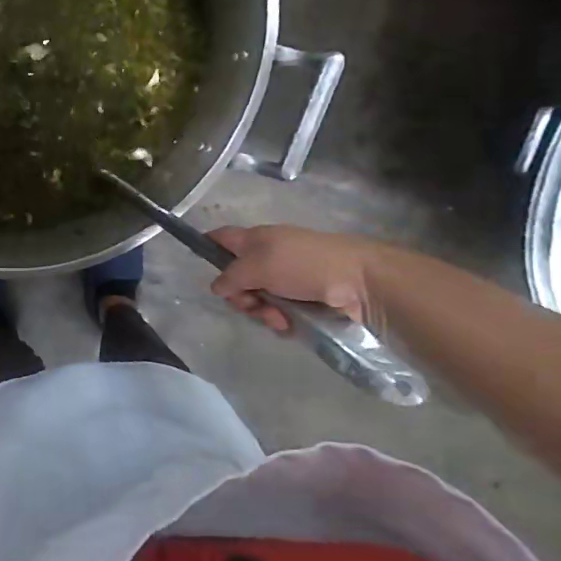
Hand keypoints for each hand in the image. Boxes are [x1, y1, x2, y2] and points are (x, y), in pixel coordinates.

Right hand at [207, 225, 383, 332]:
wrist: (360, 282)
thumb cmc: (303, 264)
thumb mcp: (257, 265)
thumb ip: (230, 276)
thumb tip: (217, 287)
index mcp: (256, 239)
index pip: (222, 237)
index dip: (207, 245)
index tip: (199, 264)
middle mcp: (268, 256)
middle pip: (236, 276)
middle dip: (239, 295)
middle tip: (250, 303)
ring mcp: (286, 278)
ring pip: (256, 297)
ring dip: (260, 310)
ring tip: (278, 318)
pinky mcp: (303, 299)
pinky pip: (278, 310)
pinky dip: (279, 318)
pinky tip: (288, 323)